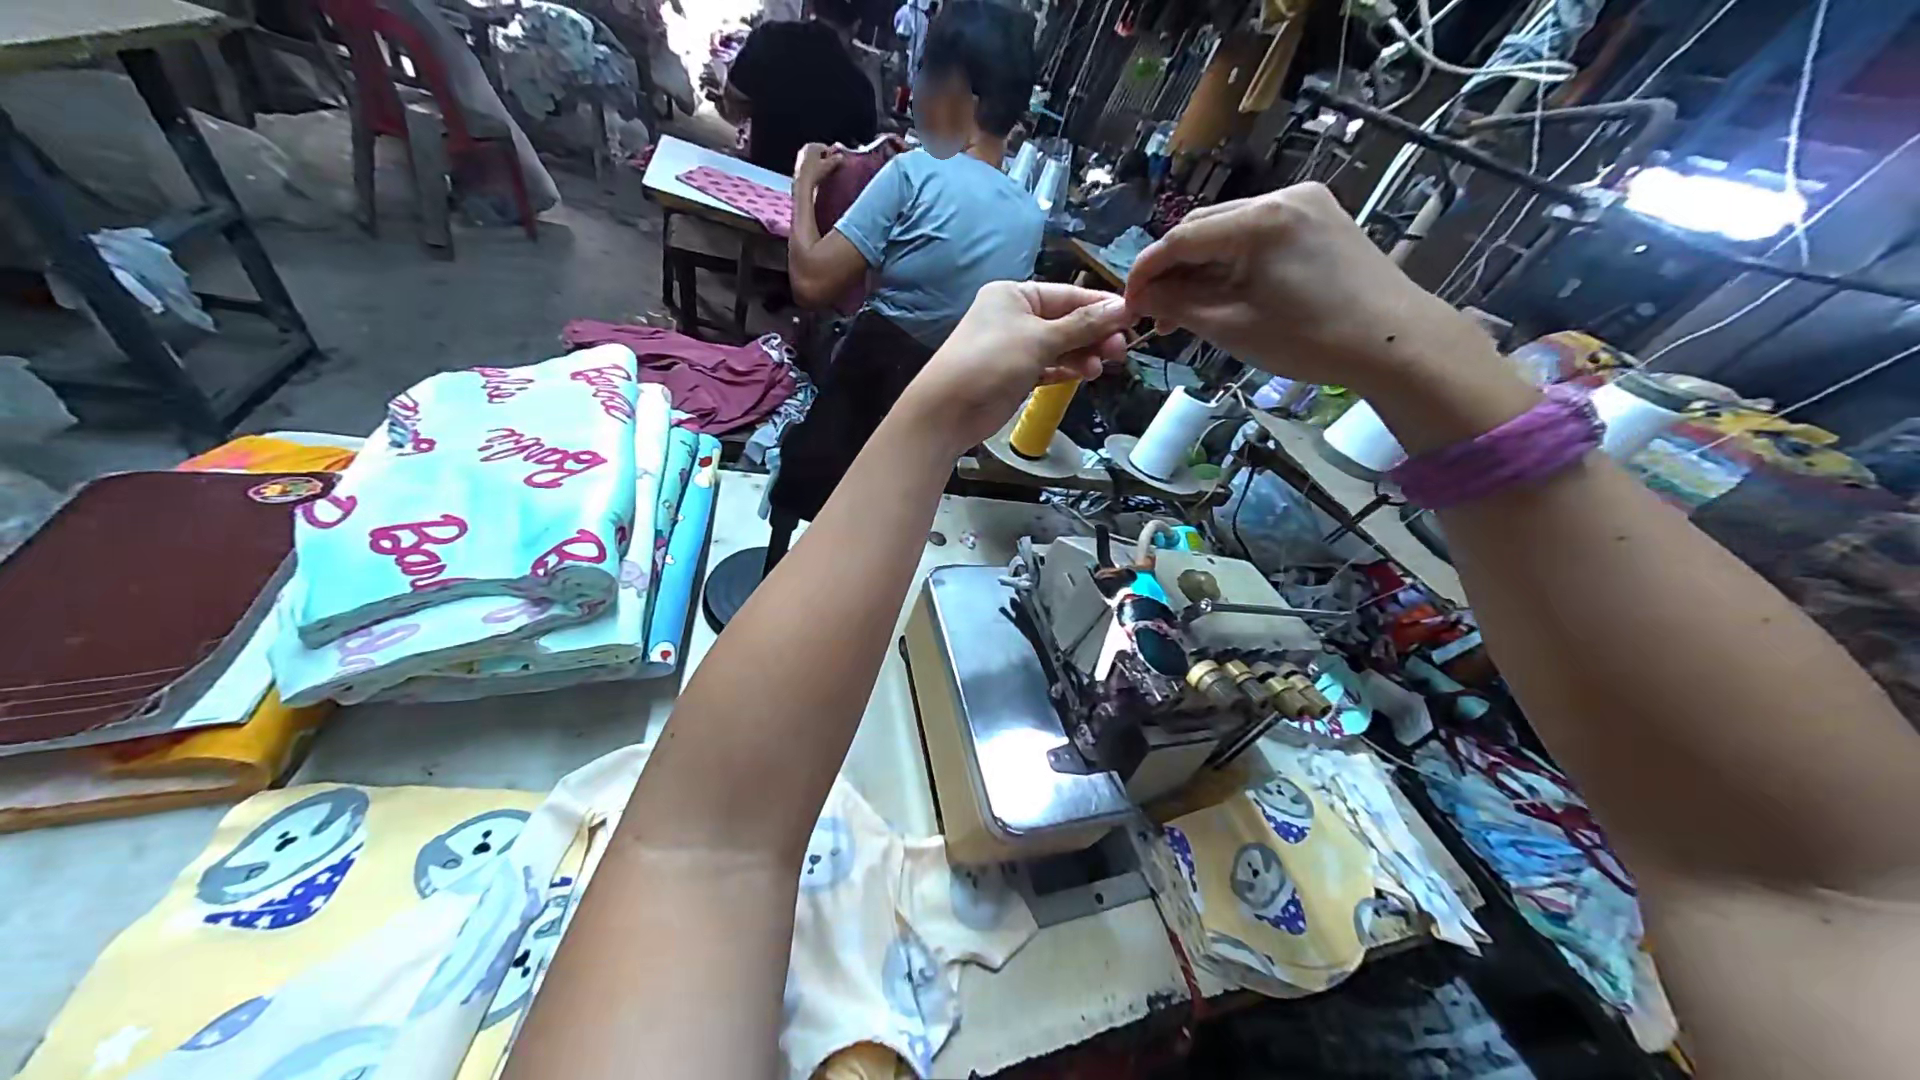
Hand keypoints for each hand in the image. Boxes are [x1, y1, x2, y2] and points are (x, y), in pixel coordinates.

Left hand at [794, 143, 842, 187]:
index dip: (831, 156)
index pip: (826, 148)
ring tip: (822, 172)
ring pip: (813, 158)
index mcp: (812, 145)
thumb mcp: (828, 166)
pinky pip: (808, 163)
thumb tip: (842, 156)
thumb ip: (836, 160)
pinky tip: (815, 174)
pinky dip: (812, 166)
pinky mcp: (797, 163)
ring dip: (818, 163)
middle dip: (824, 159)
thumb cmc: (816, 173)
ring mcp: (800, 155)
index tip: (834, 164)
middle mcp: (805, 147)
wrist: (802, 184)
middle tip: (828, 169)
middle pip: (819, 152)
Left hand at [897, 282, 1133, 455]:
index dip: (1100, 307)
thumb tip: (1122, 308)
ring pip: (1060, 346)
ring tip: (1101, 367)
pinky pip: (1049, 367)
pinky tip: (1085, 374)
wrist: (947, 410)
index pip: (1068, 295)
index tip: (1132, 318)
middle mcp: (1015, 316)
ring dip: (1082, 355)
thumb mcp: (1039, 339)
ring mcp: (1015, 347)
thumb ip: (1082, 325)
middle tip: (1120, 351)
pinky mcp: (1016, 375)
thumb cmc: (991, 362)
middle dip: (1094, 335)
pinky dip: (1067, 369)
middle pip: (1066, 321)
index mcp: (1015, 295)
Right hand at [1124, 183, 1490, 393]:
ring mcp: (1304, 203)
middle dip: (1173, 269)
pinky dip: (1232, 260)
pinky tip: (1225, 290)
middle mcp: (1281, 196)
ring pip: (1228, 230)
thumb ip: (1177, 306)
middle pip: (1202, 228)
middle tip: (1158, 312)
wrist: (1394, 341)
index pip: (1180, 238)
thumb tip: (1139, 298)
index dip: (1146, 271)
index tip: (1128, 303)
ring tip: (1189, 308)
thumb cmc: (1309, 339)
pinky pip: (1257, 233)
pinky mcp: (1319, 217)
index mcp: (1259, 220)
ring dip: (1201, 266)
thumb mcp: (1231, 326)